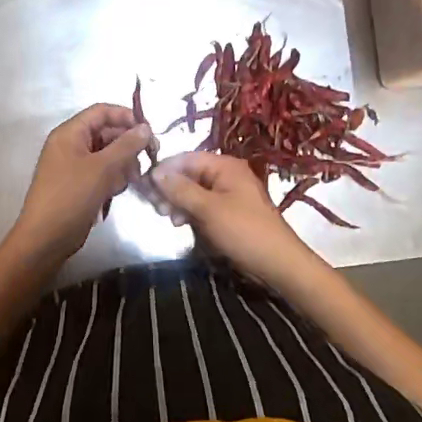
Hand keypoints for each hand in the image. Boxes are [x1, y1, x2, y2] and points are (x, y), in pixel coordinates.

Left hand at [10, 104, 154, 260]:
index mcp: (70, 133)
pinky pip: (102, 174)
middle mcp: (71, 145)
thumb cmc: (71, 197)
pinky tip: (117, 192)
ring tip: (131, 180)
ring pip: (108, 155)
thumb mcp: (102, 168)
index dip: (126, 116)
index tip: (150, 131)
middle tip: (149, 159)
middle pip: (107, 133)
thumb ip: (126, 145)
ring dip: (123, 165)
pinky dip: (113, 179)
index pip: (102, 112)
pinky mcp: (80, 186)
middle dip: (128, 145)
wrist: (46, 238)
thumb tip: (146, 128)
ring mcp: (75, 166)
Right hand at [149, 151, 325, 290]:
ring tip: (170, 220)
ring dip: (179, 203)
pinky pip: (203, 207)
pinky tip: (181, 224)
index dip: (164, 170)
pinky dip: (191, 213)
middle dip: (171, 189)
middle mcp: (227, 175)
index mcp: (226, 165)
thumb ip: (180, 189)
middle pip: (189, 174)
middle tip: (157, 208)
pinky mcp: (229, 213)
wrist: (276, 263)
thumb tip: (155, 172)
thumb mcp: (208, 208)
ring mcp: (229, 195)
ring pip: (194, 192)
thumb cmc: (243, 231)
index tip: (145, 188)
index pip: (186, 158)